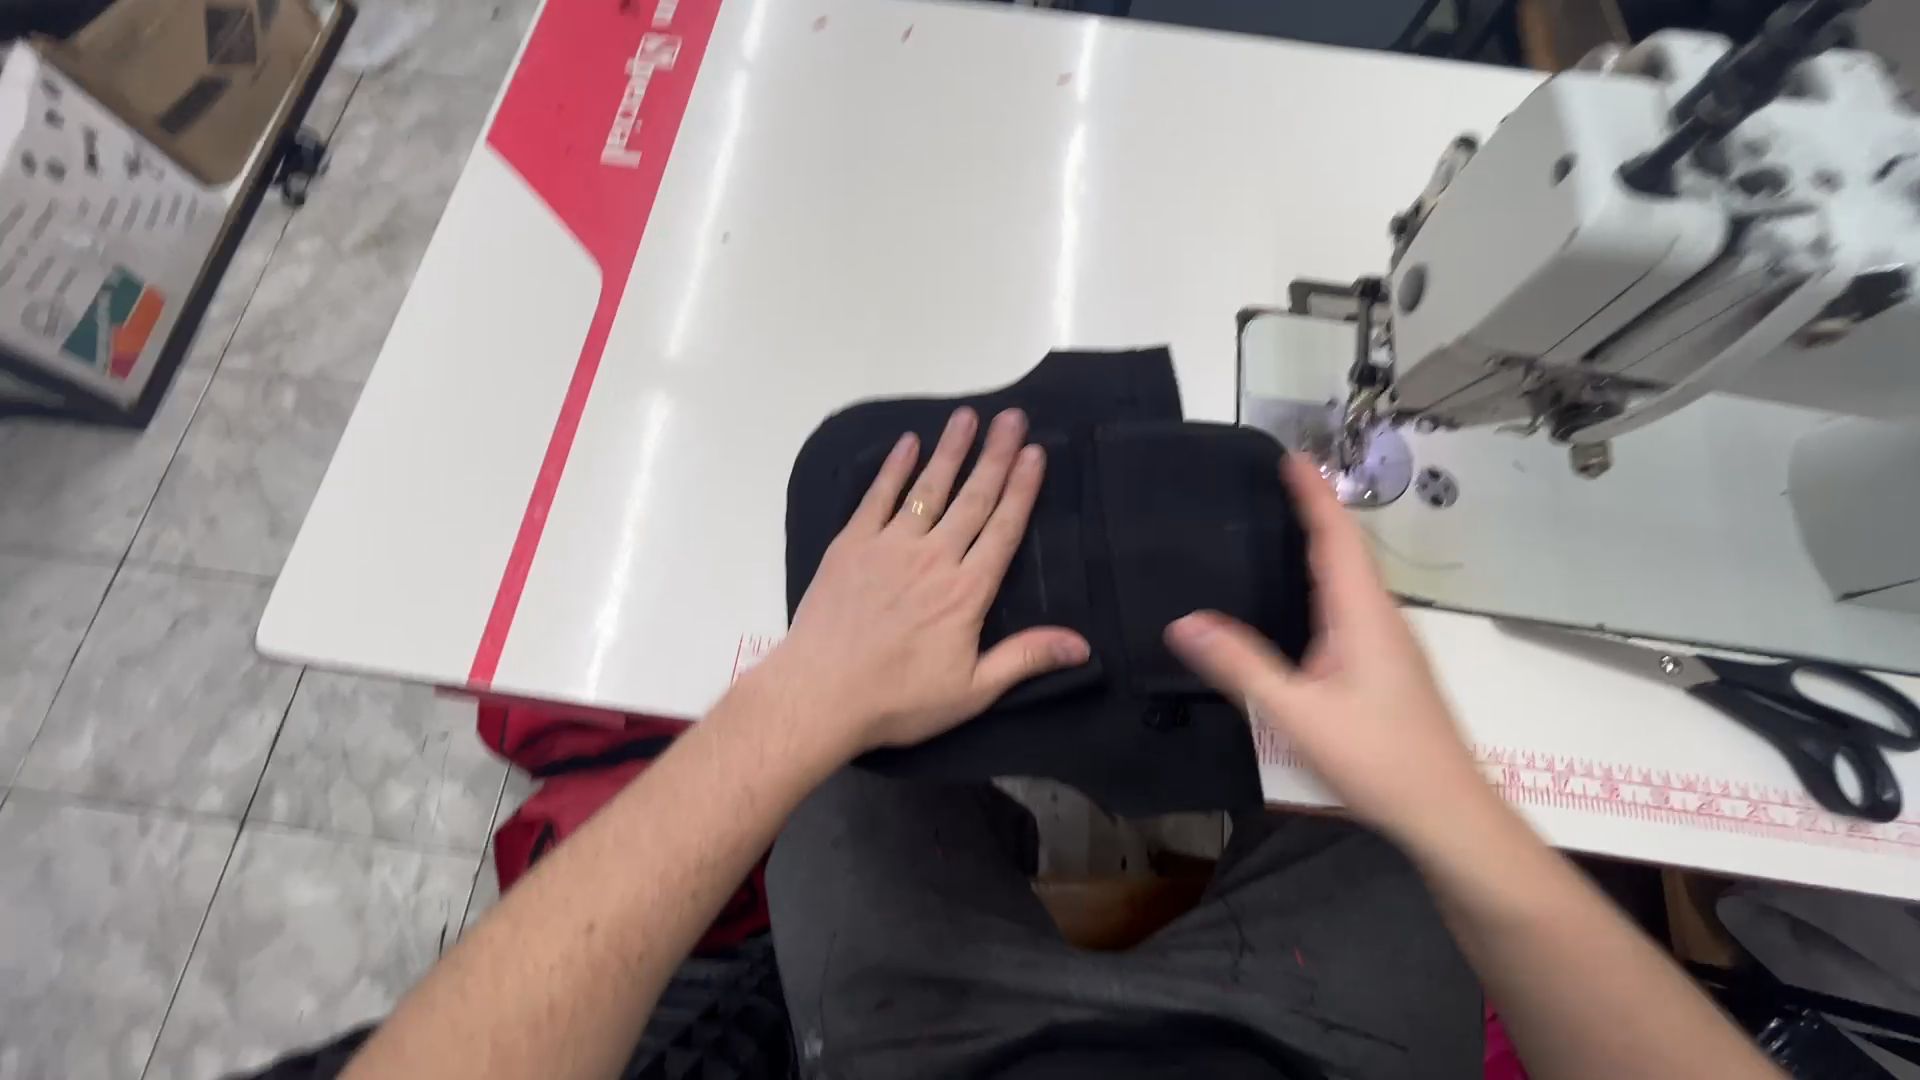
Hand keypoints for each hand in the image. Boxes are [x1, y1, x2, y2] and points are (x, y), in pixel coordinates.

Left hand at [769, 406, 1090, 754]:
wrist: (820, 695)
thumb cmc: (898, 699)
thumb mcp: (971, 692)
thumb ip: (1025, 659)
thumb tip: (1083, 645)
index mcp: (966, 591)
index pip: (1003, 529)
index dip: (1022, 488)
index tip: (1035, 452)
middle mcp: (933, 557)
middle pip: (972, 498)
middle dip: (995, 455)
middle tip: (1012, 417)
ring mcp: (889, 546)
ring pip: (928, 489)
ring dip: (950, 451)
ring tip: (967, 417)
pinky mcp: (850, 545)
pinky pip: (877, 497)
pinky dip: (894, 469)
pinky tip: (907, 443)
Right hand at [1164, 455, 1490, 844]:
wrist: (1450, 816)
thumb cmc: (1378, 760)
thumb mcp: (1296, 714)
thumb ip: (1241, 666)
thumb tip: (1183, 621)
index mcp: (1363, 617)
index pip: (1336, 539)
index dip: (1315, 496)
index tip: (1292, 457)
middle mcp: (1382, 619)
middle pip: (1348, 550)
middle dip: (1317, 510)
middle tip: (1278, 483)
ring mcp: (1391, 644)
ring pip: (1354, 578)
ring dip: (1324, 542)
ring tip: (1287, 523)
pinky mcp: (1389, 667)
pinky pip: (1352, 603)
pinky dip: (1327, 577)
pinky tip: (1307, 597)